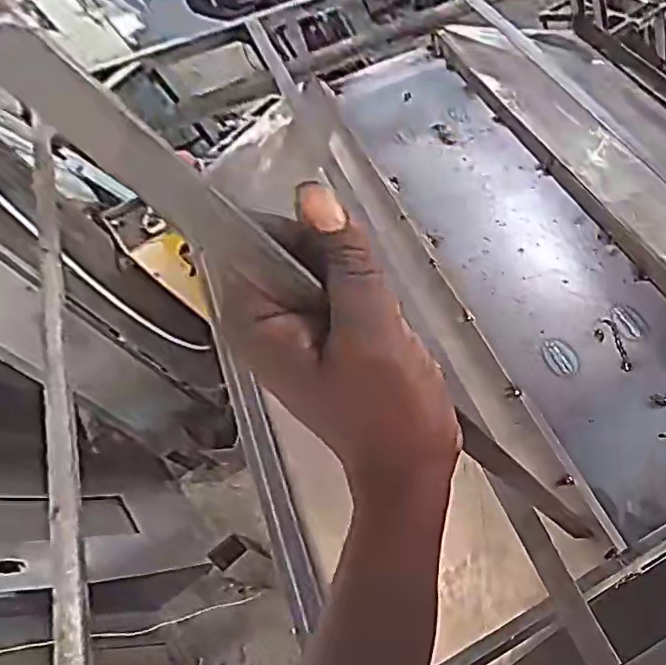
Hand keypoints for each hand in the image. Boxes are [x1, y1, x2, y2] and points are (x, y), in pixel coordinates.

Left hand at [217, 183, 458, 493]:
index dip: (305, 236)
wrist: (413, 466)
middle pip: (289, 254)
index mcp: (252, 322)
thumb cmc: (391, 414)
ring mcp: (295, 338)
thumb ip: (347, 263)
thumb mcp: (374, 331)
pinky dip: (367, 308)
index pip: (254, 239)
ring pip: (322, 277)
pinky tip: (387, 336)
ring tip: (384, 329)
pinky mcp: (325, 347)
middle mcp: (263, 326)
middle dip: (339, 266)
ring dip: (359, 289)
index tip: (348, 261)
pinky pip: (340, 302)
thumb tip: (318, 198)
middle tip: (373, 307)